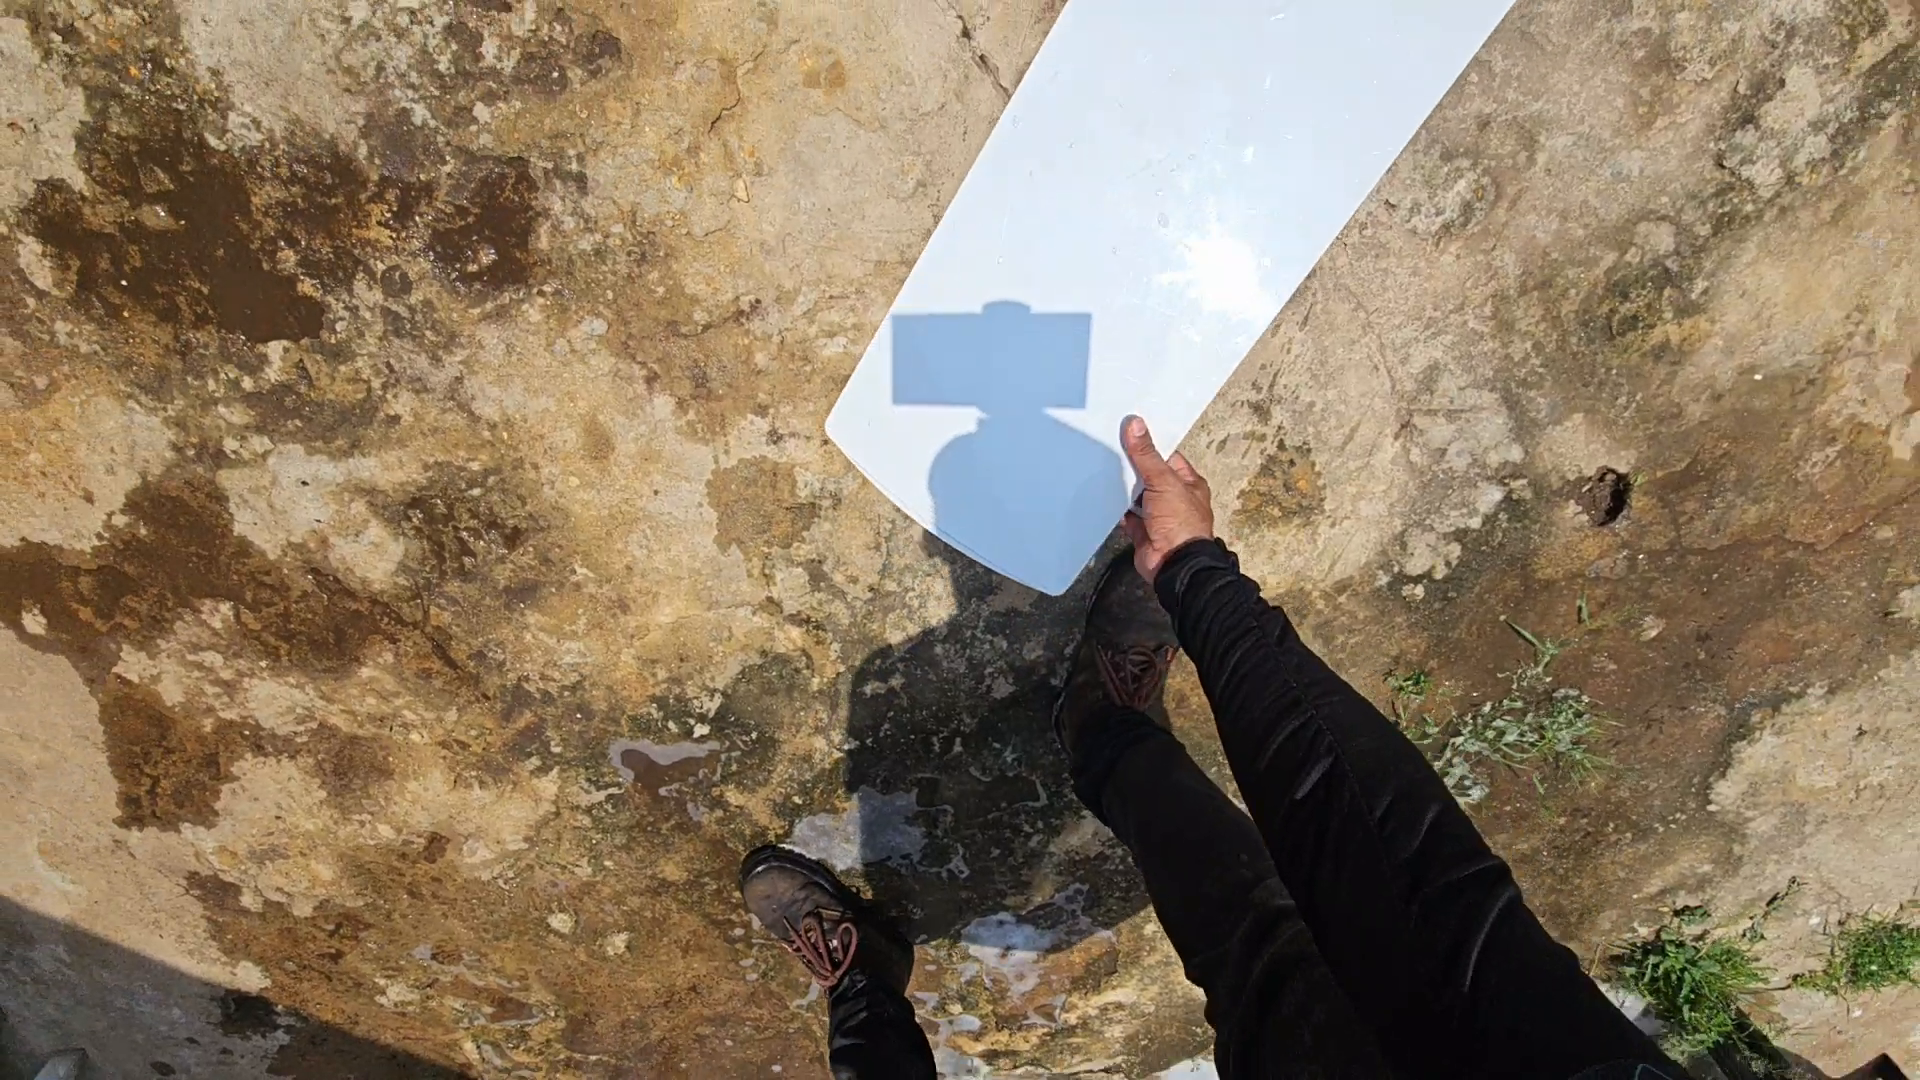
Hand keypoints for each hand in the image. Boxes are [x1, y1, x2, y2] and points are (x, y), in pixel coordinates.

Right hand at [1119, 415, 1214, 583]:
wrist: (1173, 563)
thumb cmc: (1180, 523)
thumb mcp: (1163, 481)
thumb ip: (1147, 455)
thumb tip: (1136, 425)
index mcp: (1188, 483)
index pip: (1167, 457)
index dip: (1150, 445)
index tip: (1130, 433)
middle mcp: (1174, 498)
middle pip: (1149, 475)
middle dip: (1133, 466)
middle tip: (1111, 448)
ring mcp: (1157, 515)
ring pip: (1136, 495)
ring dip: (1123, 487)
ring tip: (1103, 467)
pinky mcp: (1142, 530)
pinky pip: (1126, 514)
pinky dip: (1117, 508)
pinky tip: (1103, 495)